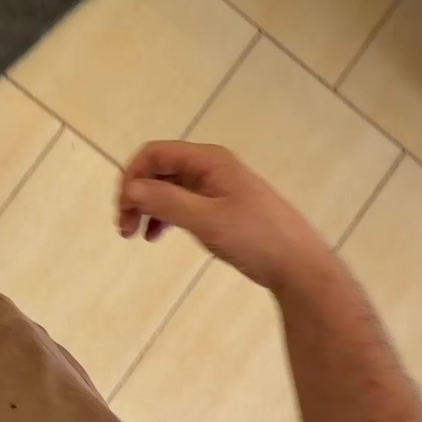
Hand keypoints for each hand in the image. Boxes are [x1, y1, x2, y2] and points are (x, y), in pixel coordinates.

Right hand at [116, 141, 333, 292]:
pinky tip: (155, 237)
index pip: (154, 154)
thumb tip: (129, 188)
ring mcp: (216, 187)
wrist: (299, 266)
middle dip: (137, 195)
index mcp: (208, 160)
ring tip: (135, 235)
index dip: (132, 176)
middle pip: (158, 170)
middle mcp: (210, 167)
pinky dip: (164, 217)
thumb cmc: (255, 238)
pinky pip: (181, 204)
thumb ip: (166, 201)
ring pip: (167, 188)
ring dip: (147, 207)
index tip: (123, 208)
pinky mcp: (220, 207)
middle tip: (124, 227)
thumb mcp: (206, 220)